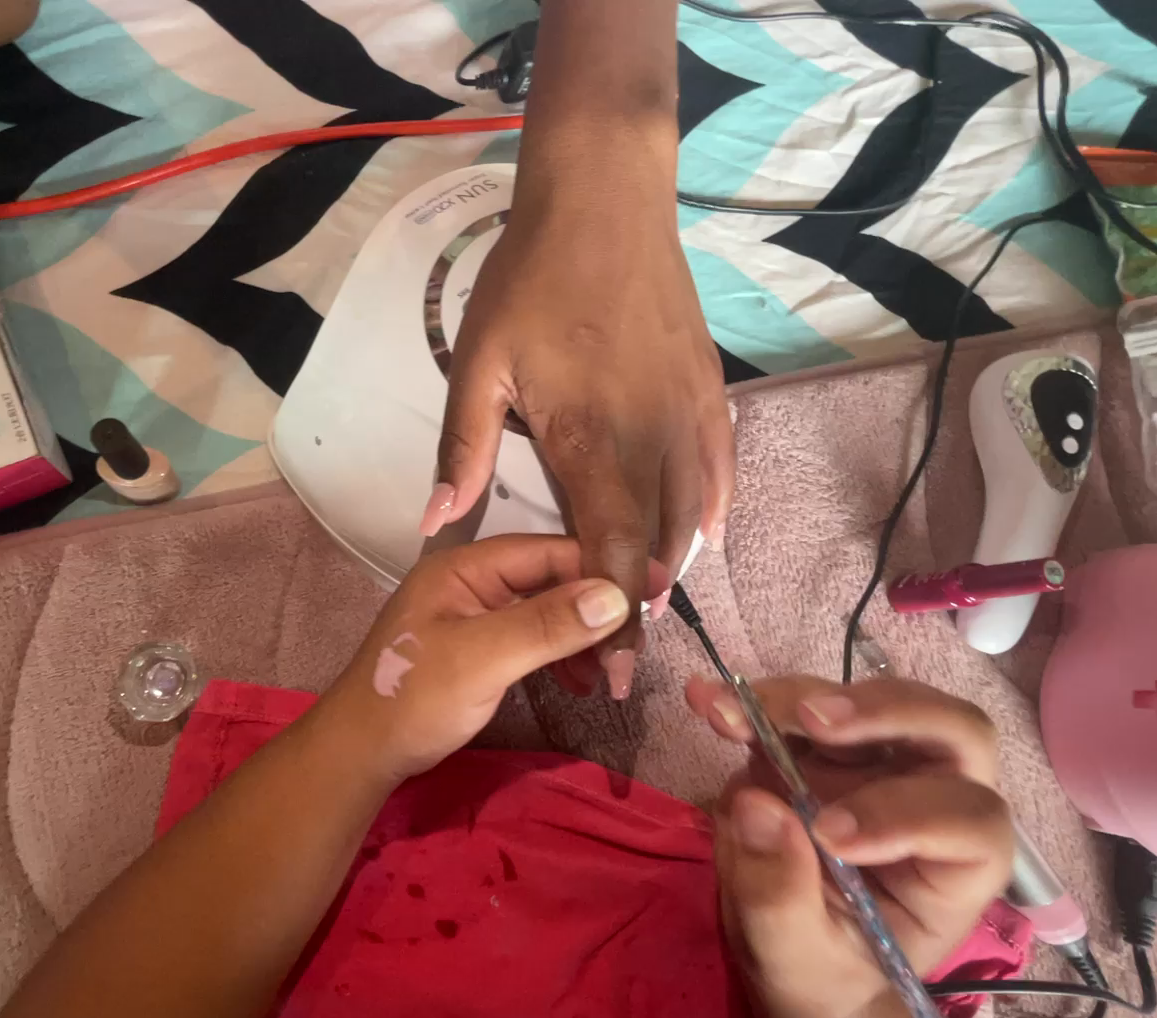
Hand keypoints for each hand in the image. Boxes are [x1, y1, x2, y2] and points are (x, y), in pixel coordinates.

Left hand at [309, 535, 630, 780]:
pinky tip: (584, 683)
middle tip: (641, 640)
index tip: (656, 586)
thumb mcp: (481, 659)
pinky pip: (535, 640)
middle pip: (552, 581)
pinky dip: (563, 658)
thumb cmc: (412, 698)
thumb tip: (617, 595)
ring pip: (548, 613)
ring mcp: (477, 616)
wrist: (362, 753)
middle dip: (598, 609)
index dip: (602, 567)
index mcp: (465, 568)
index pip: (548, 552)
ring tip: (615, 672)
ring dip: (584, 638)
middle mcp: (473, 582)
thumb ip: (545, 624)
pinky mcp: (482, 648)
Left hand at [426, 191, 733, 698]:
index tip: (616, 675)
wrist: (605, 202)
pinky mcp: (711, 394)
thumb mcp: (478, 367)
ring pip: (692, 519)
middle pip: (655, 551)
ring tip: (649, 610)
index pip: (608, 555)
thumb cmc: (531, 285)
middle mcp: (653, 444)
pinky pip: (721, 473)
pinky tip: (703, 541)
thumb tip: (435, 526)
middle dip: (640, 612)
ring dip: (670, 569)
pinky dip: (710, 515)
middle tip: (627, 660)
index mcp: (592, 445)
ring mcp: (691, 418)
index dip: (611, 622)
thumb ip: (461, 452)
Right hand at [687, 675, 1013, 1017]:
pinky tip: (705, 698)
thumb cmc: (817, 970)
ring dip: (794, 699)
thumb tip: (760, 807)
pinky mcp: (812, 747)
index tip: (827, 834)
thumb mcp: (796, 955)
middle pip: (947, 729)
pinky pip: (792, 705)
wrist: (787, 950)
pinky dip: (749, 699)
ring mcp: (869, 765)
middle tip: (812, 720)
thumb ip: (781, 894)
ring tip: (727, 713)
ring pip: (863, 700)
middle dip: (881, 712)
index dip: (906, 814)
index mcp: (953, 869)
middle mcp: (926, 801)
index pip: (969, 821)